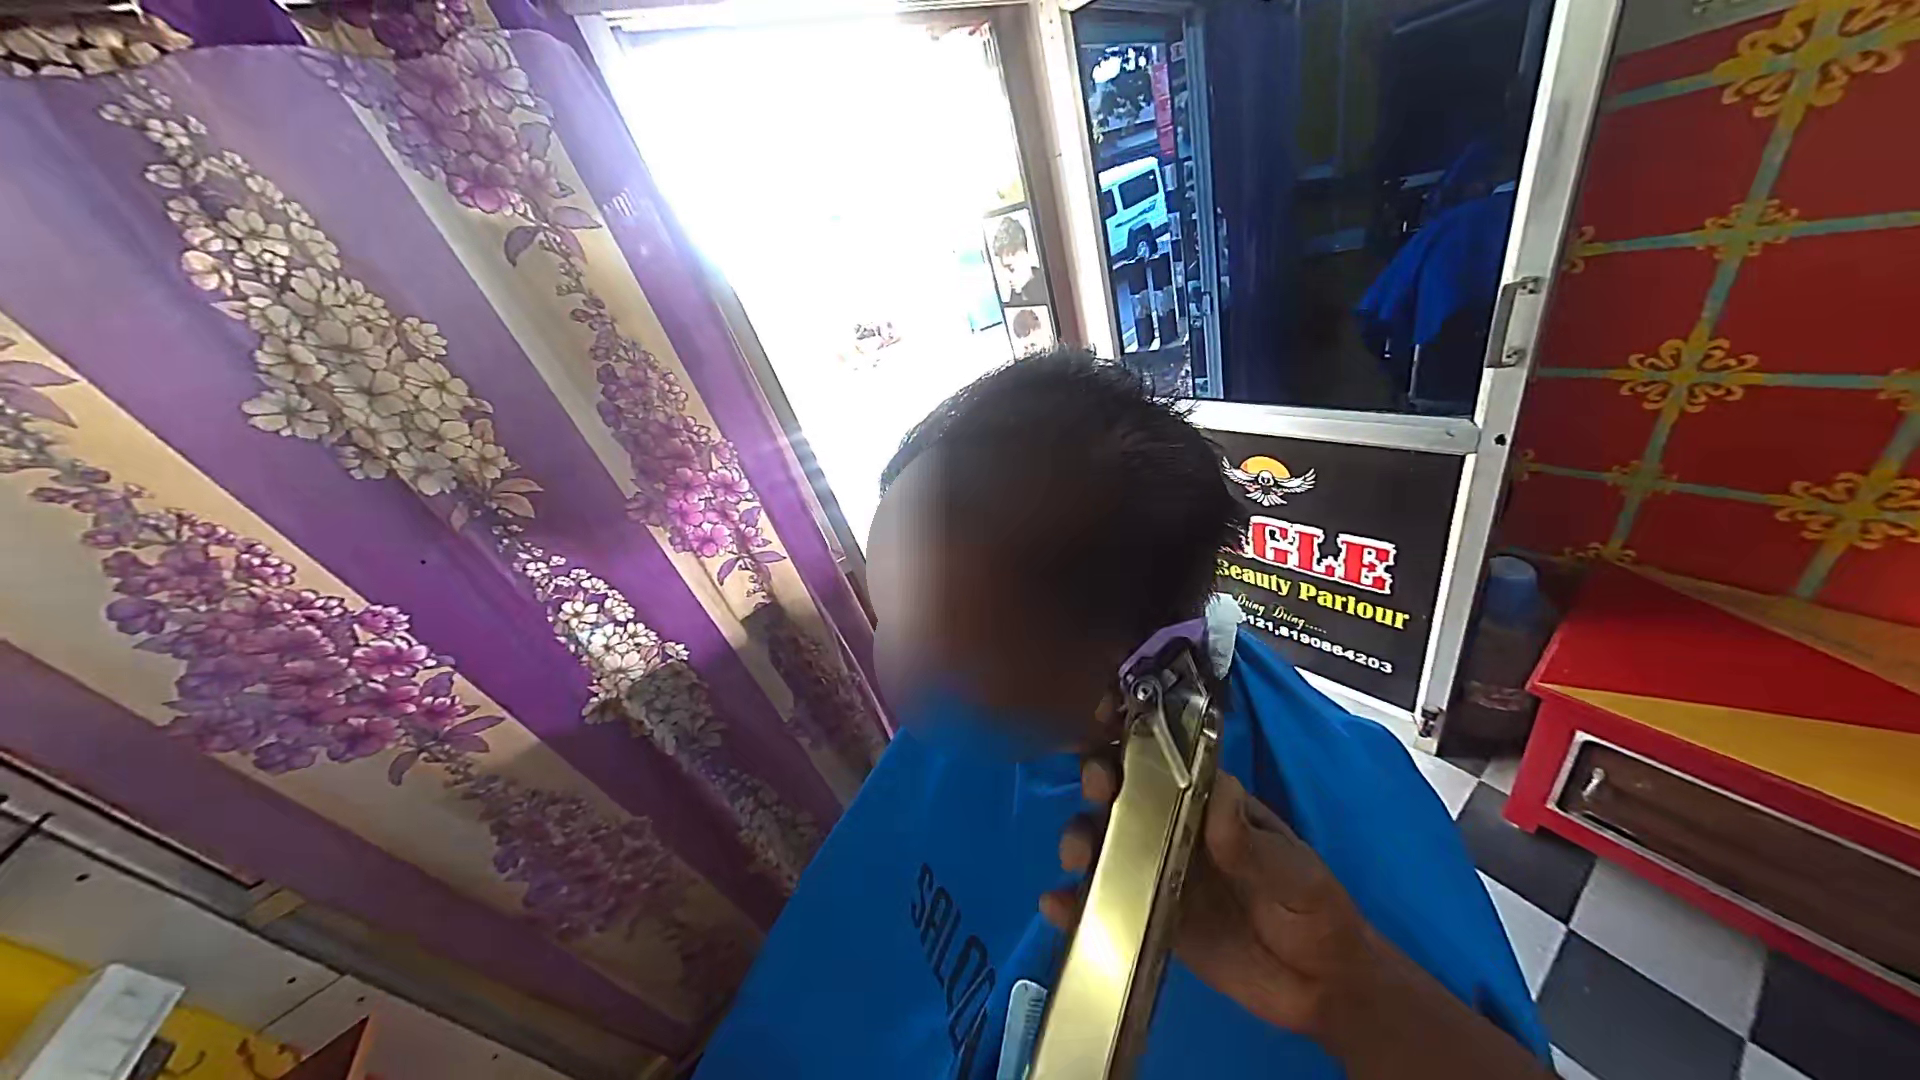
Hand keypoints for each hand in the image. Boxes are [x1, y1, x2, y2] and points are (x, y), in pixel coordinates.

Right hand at [1040, 755, 1551, 1079]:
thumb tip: (1219, 786)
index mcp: (1204, 799)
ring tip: (1077, 856)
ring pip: (1102, 839)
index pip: (1162, 752)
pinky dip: (1074, 902)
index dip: (1129, 728)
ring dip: (1079, 837)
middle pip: (1120, 788)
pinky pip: (1102, 902)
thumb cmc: (1312, 906)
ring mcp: (1153, 868)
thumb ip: (1248, 838)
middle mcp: (1169, 824)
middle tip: (1098, 787)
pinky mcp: (1144, 914)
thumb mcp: (1290, 869)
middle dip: (1098, 777)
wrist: (1320, 986)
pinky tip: (1058, 904)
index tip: (1103, 714)